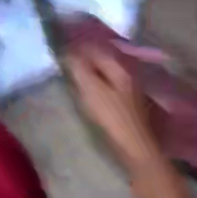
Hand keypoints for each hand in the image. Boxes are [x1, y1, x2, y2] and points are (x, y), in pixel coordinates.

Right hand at [66, 49, 163, 172]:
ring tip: (74, 75)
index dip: (75, 48)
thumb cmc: (111, 116)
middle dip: (83, 59)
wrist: (137, 149)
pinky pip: (110, 84)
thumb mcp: (89, 88)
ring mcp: (132, 90)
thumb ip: (77, 66)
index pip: (94, 49)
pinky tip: (89, 90)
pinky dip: (98, 83)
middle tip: (64, 63)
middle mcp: (129, 75)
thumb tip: (67, 51)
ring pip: (106, 73)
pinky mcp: (131, 104)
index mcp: (120, 68)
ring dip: (90, 71)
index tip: (59, 51)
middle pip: (101, 60)